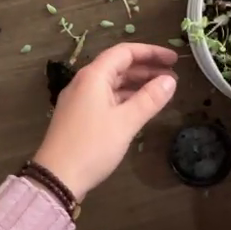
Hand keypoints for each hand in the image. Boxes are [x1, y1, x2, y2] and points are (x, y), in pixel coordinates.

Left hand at [33, 43, 178, 197]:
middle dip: (147, 69)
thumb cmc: (92, 146)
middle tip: (173, 75)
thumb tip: (170, 80)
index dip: (151, 52)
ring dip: (137, 84)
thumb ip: (149, 99)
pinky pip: (107, 98)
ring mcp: (80, 99)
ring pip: (113, 83)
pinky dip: (126, 98)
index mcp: (93, 76)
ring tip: (162, 91)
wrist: (57, 177)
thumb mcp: (126, 122)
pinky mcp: (79, 116)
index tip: (174, 59)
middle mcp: (84, 82)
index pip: (125, 52)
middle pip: (119, 66)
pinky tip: (141, 107)